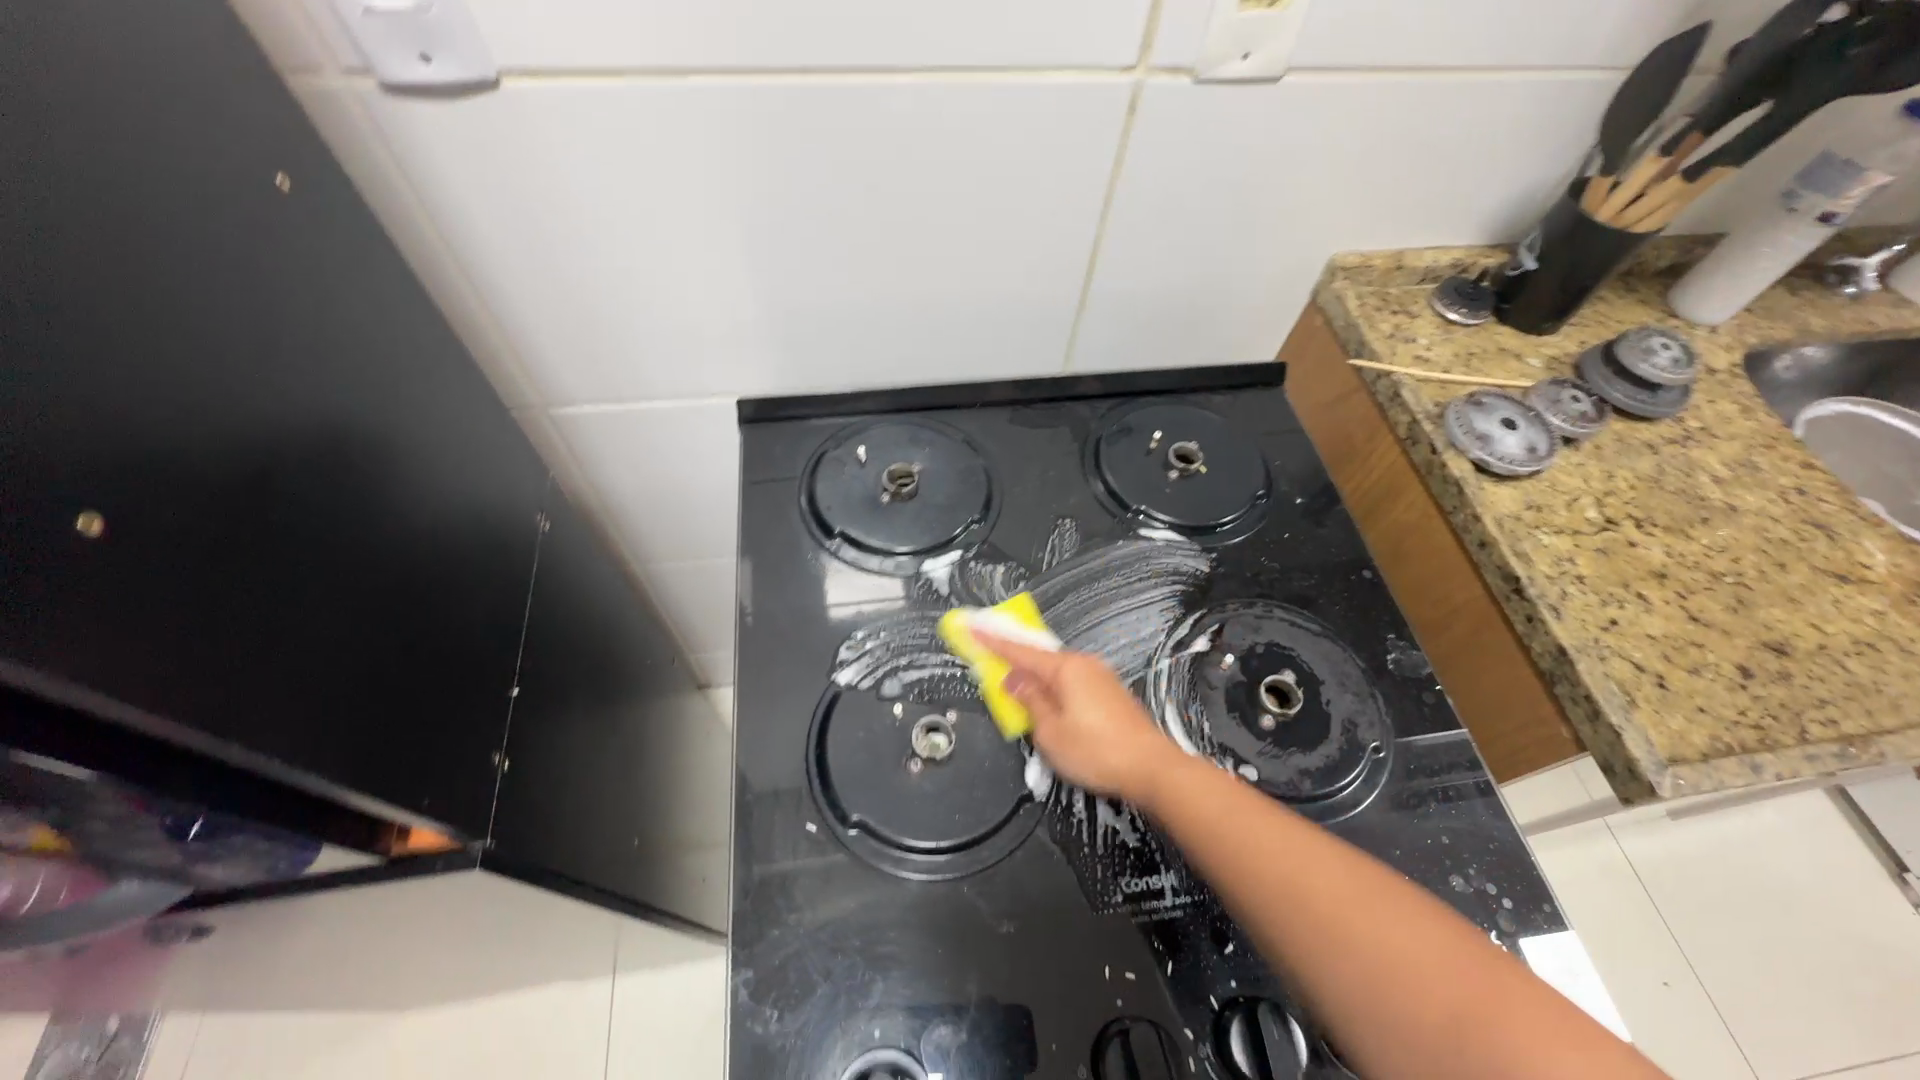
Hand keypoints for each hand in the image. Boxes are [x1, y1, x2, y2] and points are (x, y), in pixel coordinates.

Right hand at [974, 632, 1179, 805]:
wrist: (1152, 768)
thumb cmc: (1097, 752)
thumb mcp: (1050, 732)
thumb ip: (1029, 702)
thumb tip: (1013, 680)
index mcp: (1065, 669)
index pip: (1020, 651)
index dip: (993, 642)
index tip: (972, 628)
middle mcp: (1084, 665)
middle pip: (1040, 658)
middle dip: (1015, 659)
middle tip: (989, 657)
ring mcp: (1101, 678)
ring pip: (1057, 672)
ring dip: (1035, 678)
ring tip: (1016, 688)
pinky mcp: (1111, 694)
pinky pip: (1072, 683)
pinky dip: (1054, 688)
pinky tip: (1048, 702)